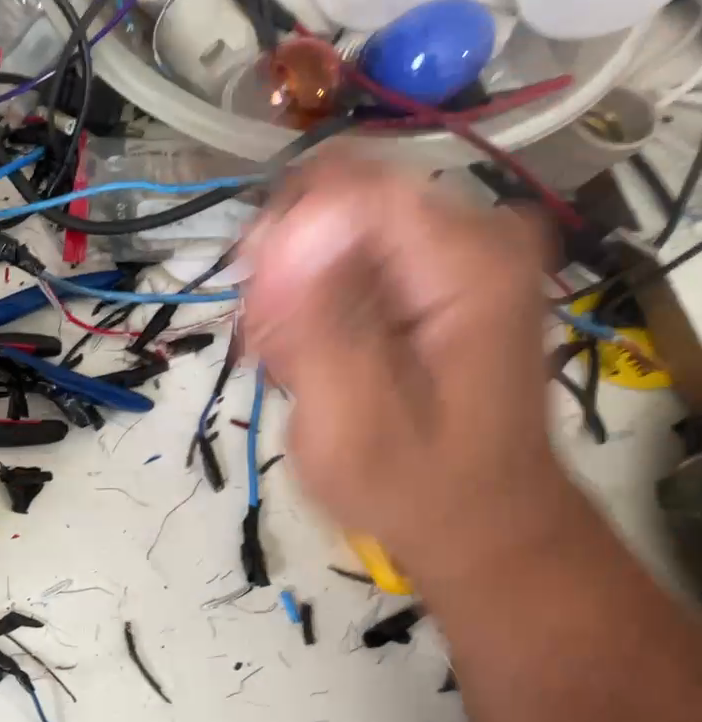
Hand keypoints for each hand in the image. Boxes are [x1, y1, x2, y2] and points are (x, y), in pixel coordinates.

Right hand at [242, 156, 581, 589]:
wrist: (475, 518)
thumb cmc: (410, 482)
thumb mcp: (349, 415)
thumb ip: (319, 320)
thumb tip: (293, 225)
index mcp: (464, 261)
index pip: (344, 188)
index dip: (278, 242)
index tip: (260, 315)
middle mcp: (472, 237)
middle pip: (332, 207)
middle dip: (280, 279)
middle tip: (277, 354)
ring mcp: (456, 254)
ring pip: (326, 234)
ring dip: (287, 301)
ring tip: (293, 366)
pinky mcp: (437, 276)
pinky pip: (341, 261)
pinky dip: (307, 310)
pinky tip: (309, 360)